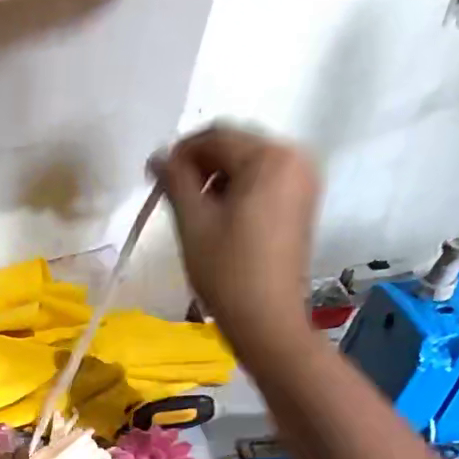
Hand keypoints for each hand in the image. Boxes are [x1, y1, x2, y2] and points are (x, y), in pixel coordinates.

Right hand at [151, 125, 321, 348]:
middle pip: (235, 148)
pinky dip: (238, 194)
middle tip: (172, 197)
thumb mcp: (194, 223)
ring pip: (248, 167)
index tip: (155, 177)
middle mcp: (295, 159)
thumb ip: (175, 181)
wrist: (267, 323)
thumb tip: (158, 157)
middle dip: (200, 168)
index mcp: (270, 157)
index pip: (216, 136)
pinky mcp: (301, 207)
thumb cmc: (228, 273)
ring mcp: (303, 184)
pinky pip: (263, 185)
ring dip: (217, 181)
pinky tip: (219, 221)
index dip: (181, 152)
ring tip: (194, 214)